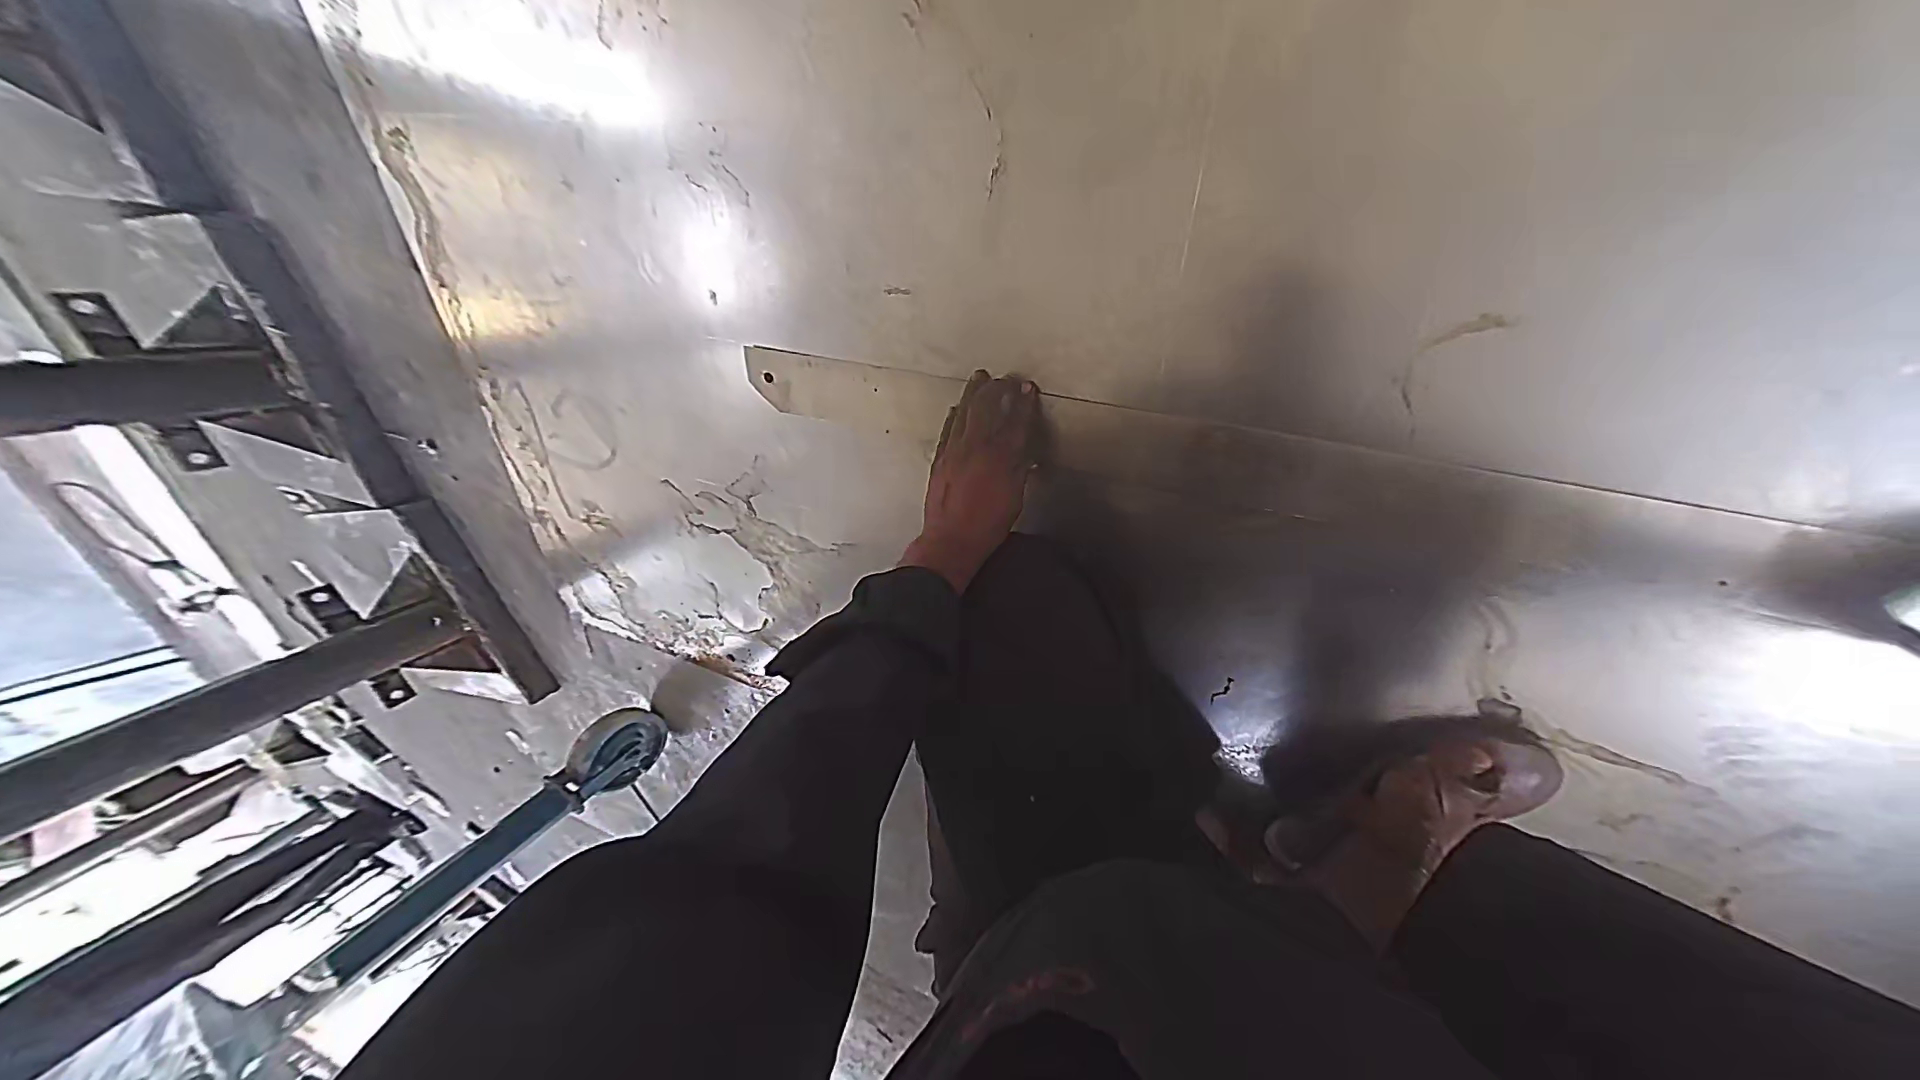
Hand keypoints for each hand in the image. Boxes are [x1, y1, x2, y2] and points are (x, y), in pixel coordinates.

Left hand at [900, 370, 1039, 591]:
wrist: (950, 540)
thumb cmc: (985, 526)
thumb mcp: (1014, 498)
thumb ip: (1020, 472)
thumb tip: (1026, 456)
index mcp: (1000, 458)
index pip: (1015, 421)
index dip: (1023, 402)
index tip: (1028, 389)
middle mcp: (976, 448)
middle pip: (987, 407)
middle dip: (998, 388)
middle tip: (1006, 379)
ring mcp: (954, 451)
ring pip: (964, 412)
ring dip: (974, 392)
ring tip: (981, 377)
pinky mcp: (940, 460)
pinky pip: (948, 428)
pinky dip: (955, 415)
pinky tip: (956, 407)